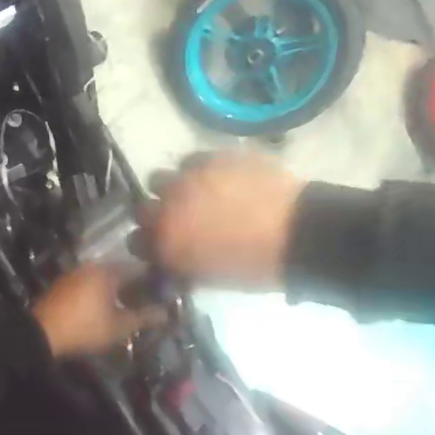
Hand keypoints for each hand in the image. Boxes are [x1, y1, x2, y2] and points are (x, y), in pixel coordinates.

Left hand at [32, 264, 161, 358]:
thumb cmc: (85, 328)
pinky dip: (100, 293)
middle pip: (120, 272)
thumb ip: (144, 317)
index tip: (164, 293)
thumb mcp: (119, 327)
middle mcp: (91, 266)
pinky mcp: (63, 285)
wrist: (41, 334)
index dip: (153, 281)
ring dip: (116, 290)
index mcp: (108, 271)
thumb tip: (167, 312)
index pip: (138, 269)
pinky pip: (89, 285)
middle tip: (147, 303)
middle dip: (134, 286)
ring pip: (103, 278)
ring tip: (128, 307)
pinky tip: (104, 308)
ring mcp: (74, 274)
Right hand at [145, 151, 305, 287]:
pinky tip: (218, 179)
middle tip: (179, 219)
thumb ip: (183, 264)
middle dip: (156, 213)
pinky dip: (199, 171)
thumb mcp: (211, 277)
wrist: (298, 233)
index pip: (136, 241)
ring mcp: (187, 178)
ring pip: (161, 178)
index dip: (149, 243)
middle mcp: (166, 207)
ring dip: (172, 189)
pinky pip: (192, 161)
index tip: (161, 244)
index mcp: (165, 242)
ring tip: (196, 195)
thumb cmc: (256, 266)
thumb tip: (174, 258)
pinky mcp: (211, 156)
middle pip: (141, 206)